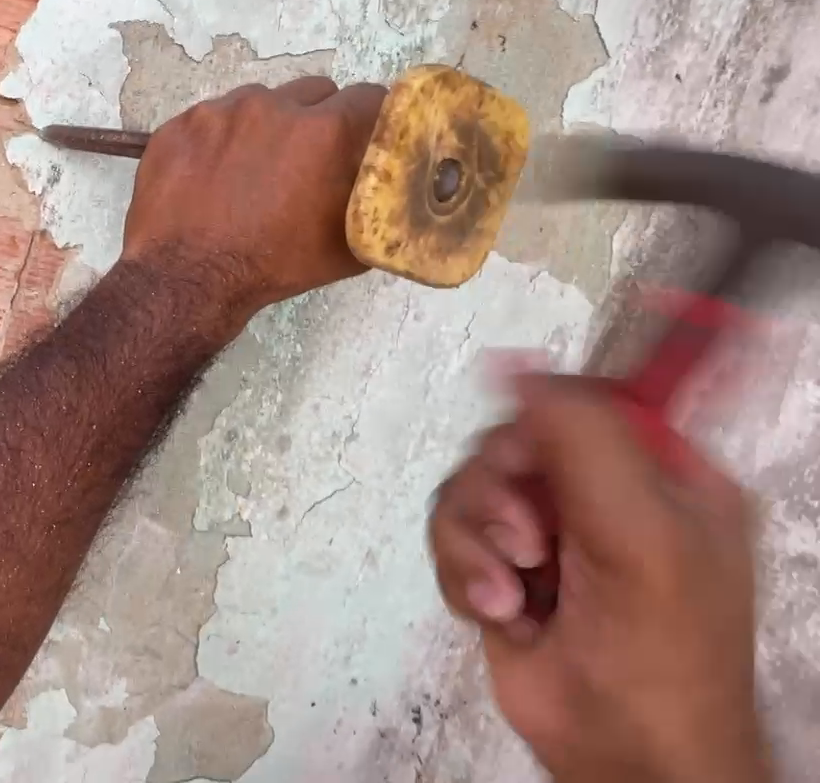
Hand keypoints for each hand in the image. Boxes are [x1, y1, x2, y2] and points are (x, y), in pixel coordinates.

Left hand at [121, 77, 385, 314]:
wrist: (185, 276)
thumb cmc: (272, 265)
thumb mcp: (350, 241)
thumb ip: (378, 197)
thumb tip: (390, 178)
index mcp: (322, 130)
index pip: (366, 98)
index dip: (368, 119)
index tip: (361, 139)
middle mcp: (268, 107)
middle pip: (309, 93)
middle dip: (315, 119)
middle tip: (302, 158)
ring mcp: (214, 114)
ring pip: (255, 102)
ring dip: (261, 125)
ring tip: (249, 168)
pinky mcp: (175, 126)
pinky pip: (207, 120)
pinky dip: (214, 139)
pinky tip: (207, 174)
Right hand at [429, 375, 766, 782]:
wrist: (614, 740)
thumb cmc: (654, 642)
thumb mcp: (634, 525)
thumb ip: (581, 434)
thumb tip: (518, 366)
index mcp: (658, 475)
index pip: (584, 401)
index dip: (542, 416)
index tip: (528, 453)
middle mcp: (596, 494)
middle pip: (503, 445)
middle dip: (496, 497)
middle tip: (526, 542)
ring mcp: (543, 530)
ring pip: (464, 489)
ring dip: (474, 543)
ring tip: (511, 591)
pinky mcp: (497, 562)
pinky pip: (446, 534)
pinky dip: (462, 572)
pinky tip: (498, 608)